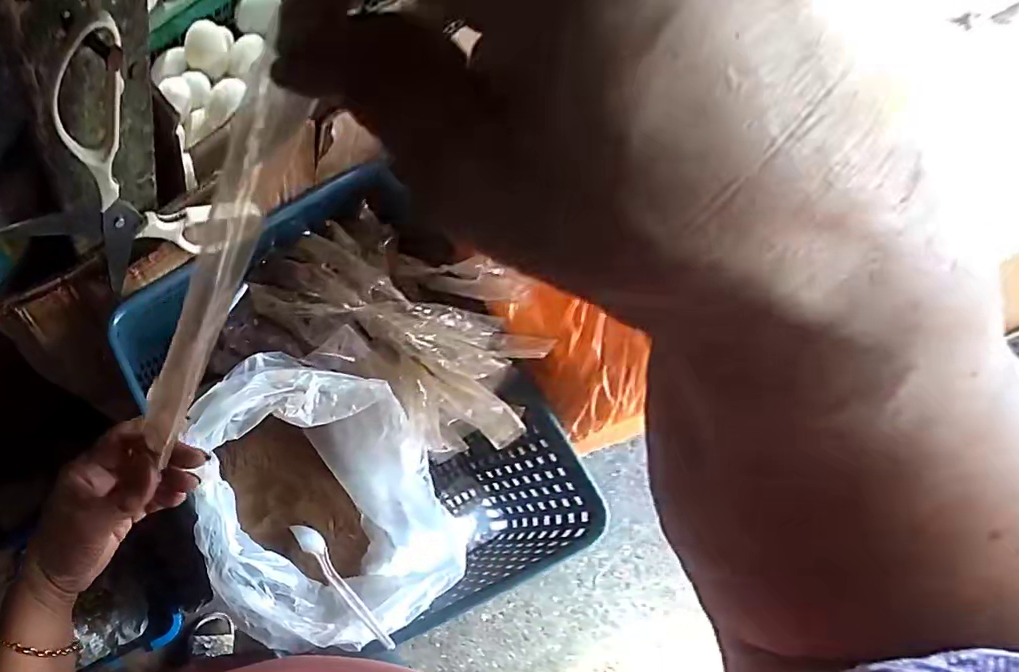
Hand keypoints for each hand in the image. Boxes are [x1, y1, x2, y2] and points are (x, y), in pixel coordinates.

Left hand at [22, 420, 204, 601]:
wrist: (55, 578)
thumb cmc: (67, 543)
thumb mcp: (97, 518)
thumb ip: (128, 493)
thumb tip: (155, 465)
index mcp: (89, 469)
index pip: (121, 439)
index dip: (149, 433)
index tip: (178, 434)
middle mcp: (103, 477)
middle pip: (140, 457)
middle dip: (168, 457)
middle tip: (197, 460)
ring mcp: (113, 496)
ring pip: (146, 479)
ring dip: (170, 478)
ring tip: (193, 483)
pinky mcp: (122, 515)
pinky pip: (146, 500)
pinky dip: (163, 497)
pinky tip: (180, 497)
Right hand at [273, 0, 984, 341]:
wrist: (802, 220)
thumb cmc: (615, 211)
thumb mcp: (467, 166)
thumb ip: (379, 84)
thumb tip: (300, 48)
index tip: (298, 50)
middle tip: (342, 46)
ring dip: (440, 1)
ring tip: (411, 47)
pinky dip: (497, 4)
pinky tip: (491, 33)